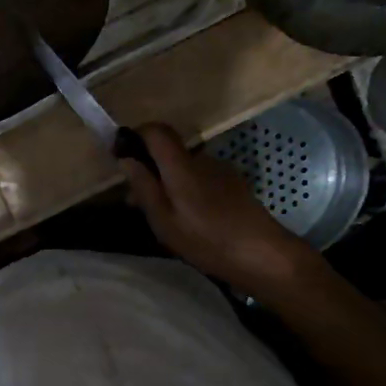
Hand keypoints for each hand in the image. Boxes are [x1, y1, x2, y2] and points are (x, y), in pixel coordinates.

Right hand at [120, 122, 315, 292]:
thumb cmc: (206, 240)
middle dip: (149, 169)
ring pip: (184, 168)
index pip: (156, 131)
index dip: (136, 136)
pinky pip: (200, 178)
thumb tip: (126, 159)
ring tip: (163, 217)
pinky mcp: (233, 184)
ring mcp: (221, 171)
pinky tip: (189, 220)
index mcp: (182, 166)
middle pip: (169, 151)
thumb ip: (143, 187)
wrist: (264, 255)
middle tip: (137, 202)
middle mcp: (202, 160)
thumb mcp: (164, 220)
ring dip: (168, 183)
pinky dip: (186, 190)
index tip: (121, 155)